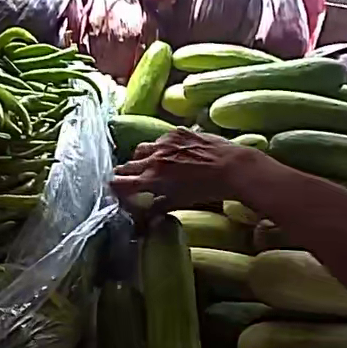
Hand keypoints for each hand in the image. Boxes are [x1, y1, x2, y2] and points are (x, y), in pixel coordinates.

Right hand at [109, 129, 261, 210]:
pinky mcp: (176, 132)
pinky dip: (159, 147)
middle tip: (128, 179)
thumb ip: (158, 207)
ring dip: (140, 159)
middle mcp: (154, 158)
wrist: (232, 168)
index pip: (119, 182)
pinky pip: (159, 139)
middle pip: (126, 165)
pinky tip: (170, 153)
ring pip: (140, 150)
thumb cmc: (207, 190)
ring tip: (149, 165)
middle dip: (125, 174)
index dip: (115, 187)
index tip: (117, 191)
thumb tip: (146, 215)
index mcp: (152, 179)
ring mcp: (164, 142)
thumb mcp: (179, 202)